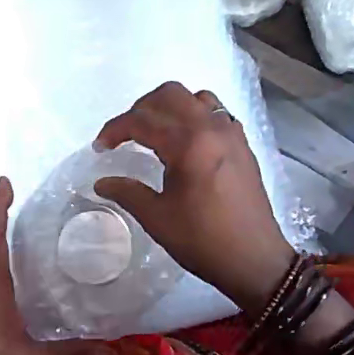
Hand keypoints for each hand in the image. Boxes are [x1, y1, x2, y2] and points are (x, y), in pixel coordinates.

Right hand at [93, 82, 295, 311]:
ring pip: (195, 99)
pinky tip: (184, 143)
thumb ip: (127, 193)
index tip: (100, 147)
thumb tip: (101, 182)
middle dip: (141, 109)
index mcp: (189, 144)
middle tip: (125, 135)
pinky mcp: (242, 144)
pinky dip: (193, 117)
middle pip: (170, 95)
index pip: (143, 121)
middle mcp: (212, 128)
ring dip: (170, 108)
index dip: (115, 130)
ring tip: (154, 134)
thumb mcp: (157, 218)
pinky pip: (215, 113)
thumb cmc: (202, 241)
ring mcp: (231, 133)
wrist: (254, 259)